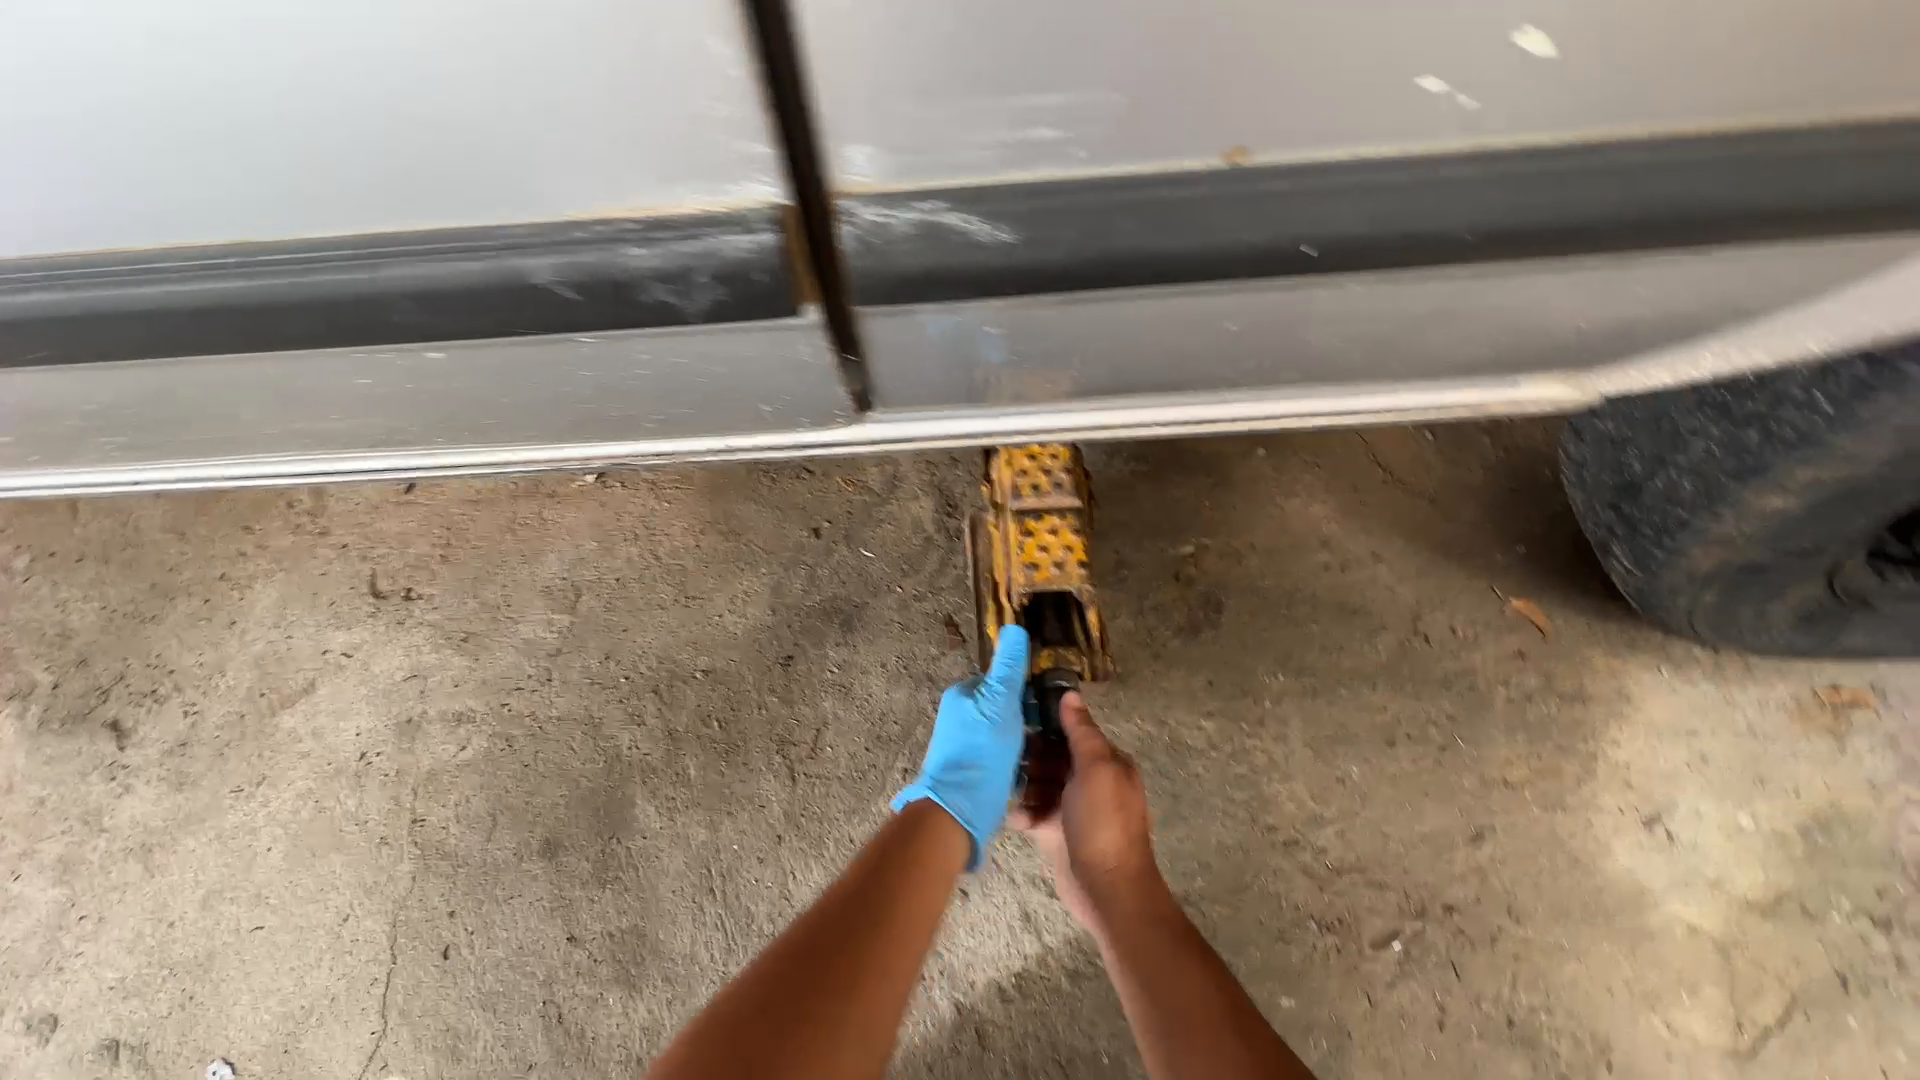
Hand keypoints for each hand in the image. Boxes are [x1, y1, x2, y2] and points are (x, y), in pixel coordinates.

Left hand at [890, 626, 1029, 870]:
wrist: (960, 808)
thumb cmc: (982, 750)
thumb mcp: (1000, 702)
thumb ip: (1008, 667)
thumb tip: (1014, 627)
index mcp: (964, 695)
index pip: (1002, 681)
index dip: (1027, 689)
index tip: (1050, 703)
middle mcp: (960, 717)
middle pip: (1005, 708)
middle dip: (1029, 718)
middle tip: (1052, 731)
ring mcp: (965, 746)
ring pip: (1006, 734)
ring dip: (1026, 741)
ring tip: (1047, 753)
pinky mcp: (974, 772)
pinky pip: (1003, 758)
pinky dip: (1018, 762)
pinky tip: (1033, 772)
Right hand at [1014, 692, 1164, 939]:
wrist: (1107, 888)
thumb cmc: (1104, 823)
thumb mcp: (1096, 768)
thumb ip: (1081, 731)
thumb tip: (1071, 693)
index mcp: (1107, 762)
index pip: (1074, 732)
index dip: (1048, 725)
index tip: (1018, 719)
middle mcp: (1091, 780)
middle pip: (1053, 756)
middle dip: (1032, 758)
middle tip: (1012, 761)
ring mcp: (1073, 807)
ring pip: (1040, 783)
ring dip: (1026, 787)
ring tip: (1019, 797)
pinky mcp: (1056, 831)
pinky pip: (1034, 812)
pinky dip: (1025, 814)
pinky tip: (1020, 821)